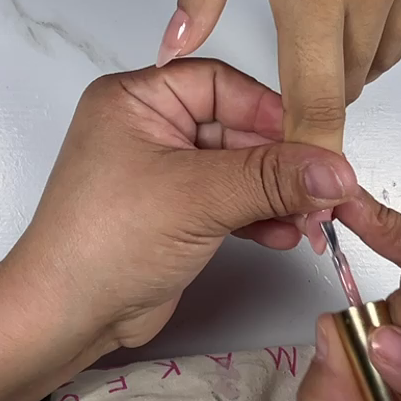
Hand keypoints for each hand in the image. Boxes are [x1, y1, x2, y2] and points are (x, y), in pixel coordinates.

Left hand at [5, 59, 359, 356]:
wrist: (67, 316)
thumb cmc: (101, 243)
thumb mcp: (195, 197)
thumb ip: (268, 178)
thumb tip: (332, 168)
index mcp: (136, 100)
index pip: (219, 84)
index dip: (270, 109)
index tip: (316, 140)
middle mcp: (149, 127)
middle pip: (235, 127)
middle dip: (280, 163)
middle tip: (323, 188)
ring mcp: (164, 171)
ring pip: (238, 167)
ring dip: (276, 194)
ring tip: (309, 220)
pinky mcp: (177, 210)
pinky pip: (231, 200)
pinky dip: (259, 216)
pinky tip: (283, 234)